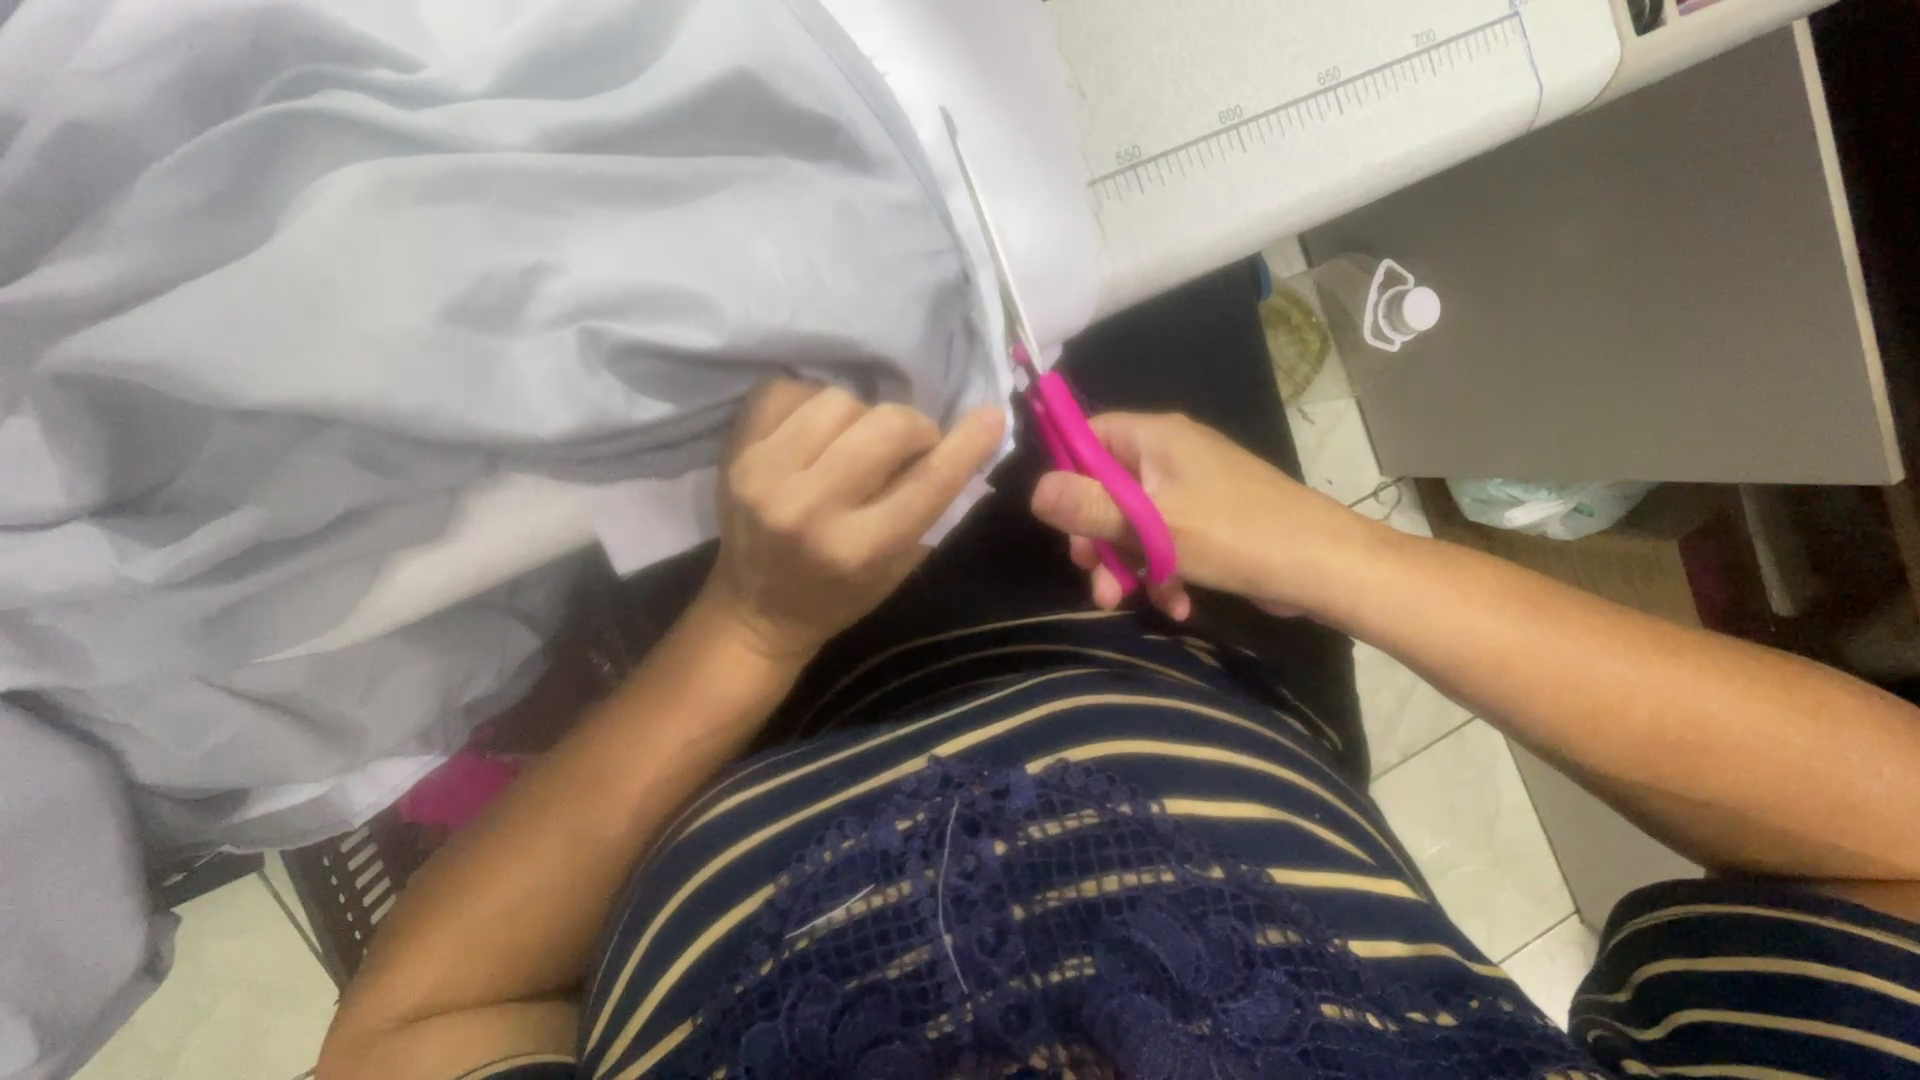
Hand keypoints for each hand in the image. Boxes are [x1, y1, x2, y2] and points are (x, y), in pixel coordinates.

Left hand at [701, 379, 1005, 661]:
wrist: (755, 610)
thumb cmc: (839, 595)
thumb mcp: (898, 567)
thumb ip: (929, 506)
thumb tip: (962, 439)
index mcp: (857, 549)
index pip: (927, 481)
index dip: (967, 444)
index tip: (992, 417)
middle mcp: (807, 509)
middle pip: (887, 424)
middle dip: (914, 428)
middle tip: (911, 447)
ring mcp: (764, 474)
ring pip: (841, 400)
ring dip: (863, 417)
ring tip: (857, 444)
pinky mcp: (737, 452)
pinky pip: (790, 391)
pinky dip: (814, 405)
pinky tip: (818, 435)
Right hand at [1028, 412, 1388, 618]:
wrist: (1322, 566)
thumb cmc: (1233, 534)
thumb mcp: (1151, 524)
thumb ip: (1089, 507)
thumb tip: (1034, 490)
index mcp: (1155, 438)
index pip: (1089, 435)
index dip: (1066, 472)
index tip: (1059, 519)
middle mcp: (1171, 455)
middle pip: (1107, 486)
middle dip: (1097, 535)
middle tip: (1093, 574)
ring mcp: (1192, 488)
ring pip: (1135, 520)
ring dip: (1127, 562)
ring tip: (1124, 600)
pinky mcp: (1210, 520)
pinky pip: (1167, 539)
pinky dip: (1162, 570)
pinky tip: (1173, 604)